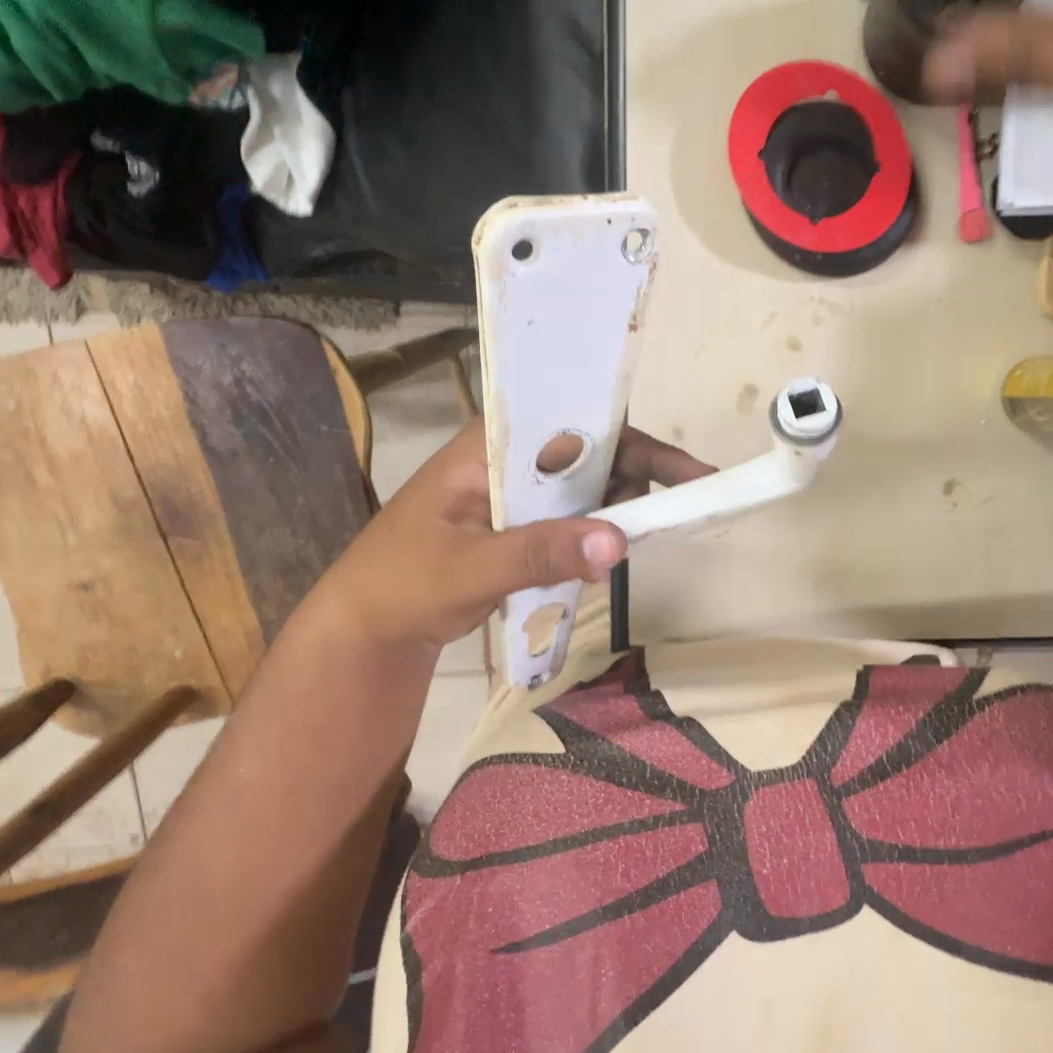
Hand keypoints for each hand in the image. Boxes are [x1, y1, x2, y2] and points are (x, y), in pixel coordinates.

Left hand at [311, 423, 715, 651]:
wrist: (366, 628)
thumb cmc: (402, 584)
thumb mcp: (469, 568)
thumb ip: (540, 552)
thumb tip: (621, 543)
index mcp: (490, 447)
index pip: (573, 423)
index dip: (632, 439)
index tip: (682, 468)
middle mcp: (508, 460)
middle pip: (590, 453)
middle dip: (640, 474)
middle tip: (686, 503)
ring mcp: (514, 495)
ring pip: (585, 488)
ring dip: (621, 506)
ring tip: (657, 529)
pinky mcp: (519, 528)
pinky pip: (572, 520)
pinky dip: (598, 534)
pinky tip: (615, 554)